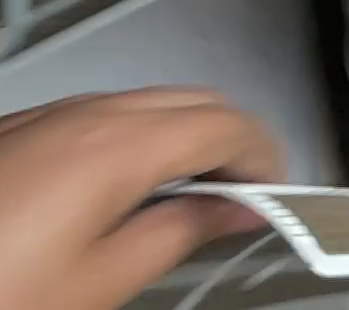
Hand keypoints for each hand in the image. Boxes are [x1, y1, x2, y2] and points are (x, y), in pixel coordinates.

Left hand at [0, 88, 284, 309]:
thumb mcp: (92, 288)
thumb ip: (183, 233)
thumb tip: (246, 209)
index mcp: (120, 143)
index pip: (233, 128)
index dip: (266, 161)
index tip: (272, 203)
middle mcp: (86, 113)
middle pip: (197, 101)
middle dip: (230, 140)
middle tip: (233, 196)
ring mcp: (34, 119)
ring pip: (146, 102)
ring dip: (181, 135)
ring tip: (174, 193)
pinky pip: (91, 116)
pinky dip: (128, 138)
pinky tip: (105, 190)